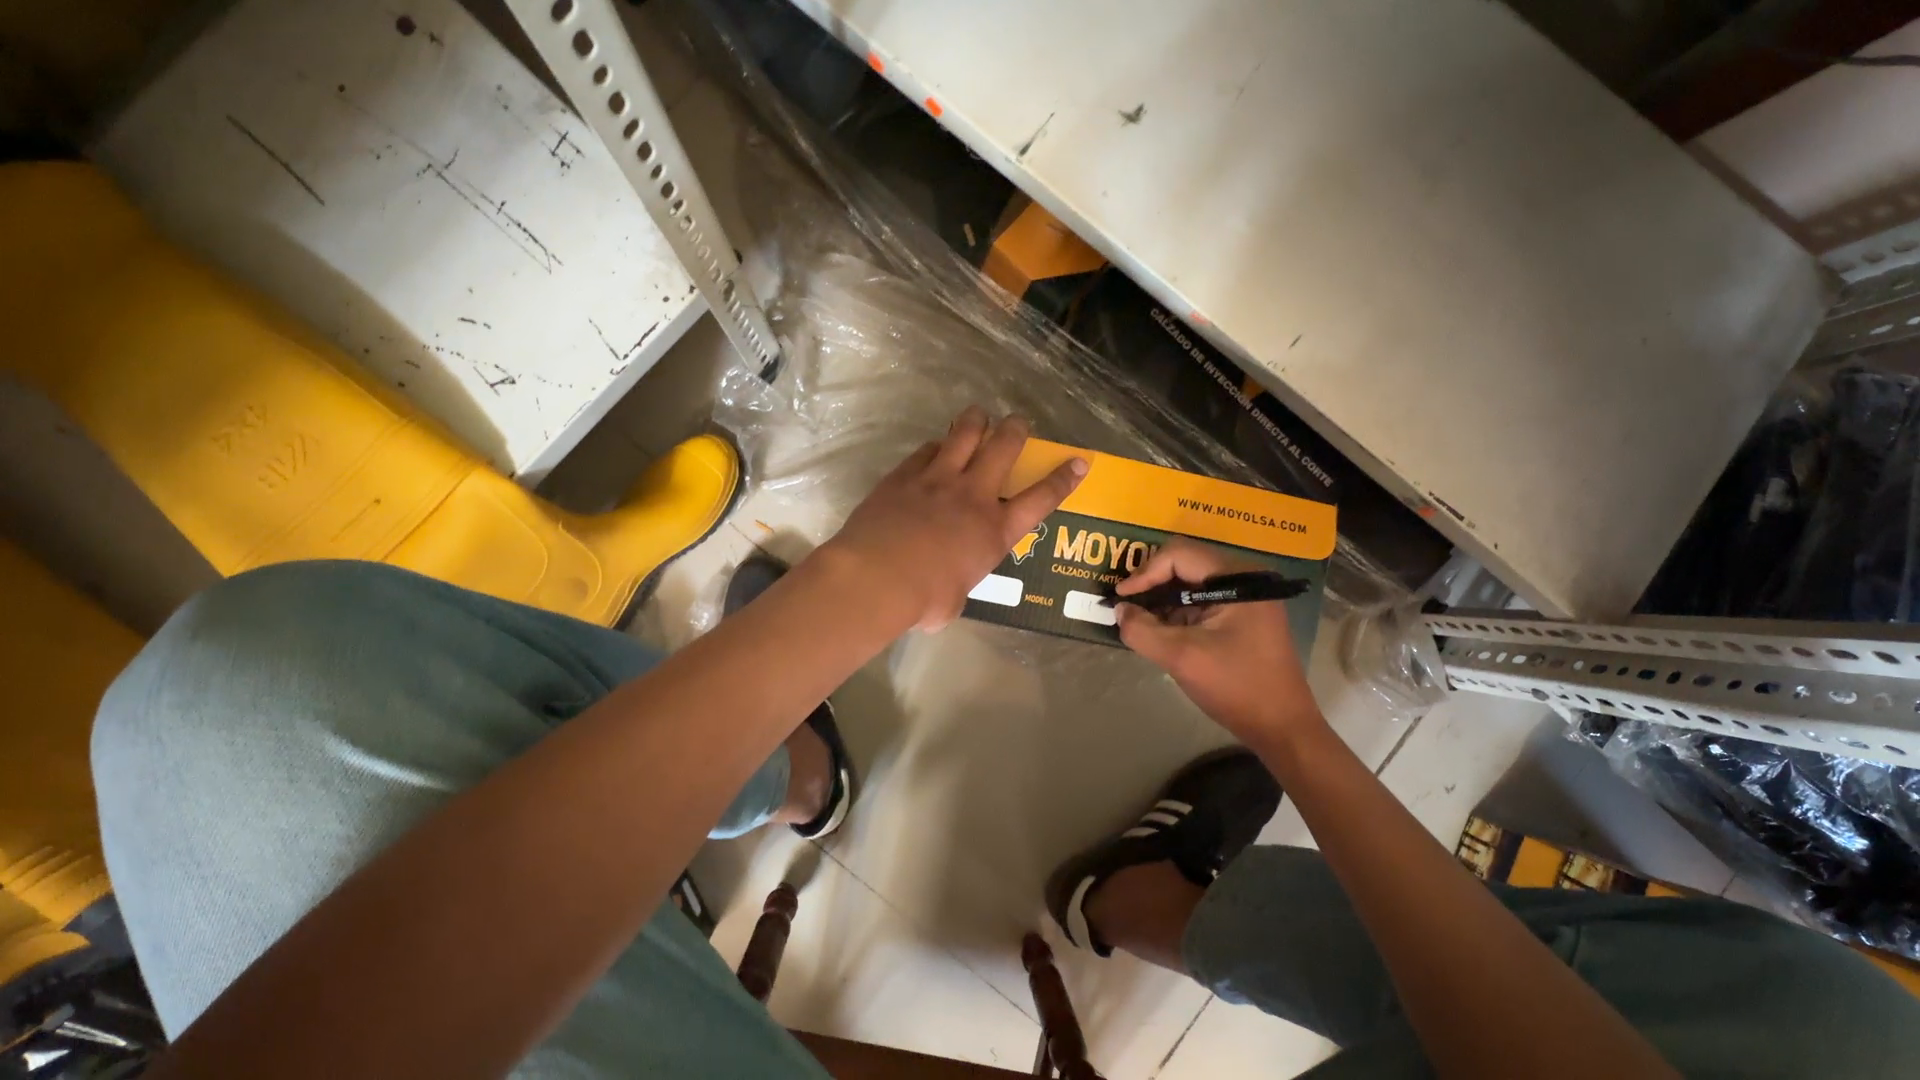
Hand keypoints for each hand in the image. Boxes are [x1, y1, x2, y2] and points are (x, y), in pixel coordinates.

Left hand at [820, 407, 1085, 630]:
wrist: (877, 577)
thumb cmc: (923, 600)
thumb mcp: (954, 601)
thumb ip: (957, 585)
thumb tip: (945, 591)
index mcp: (995, 530)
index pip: (1041, 498)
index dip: (1063, 478)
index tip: (1079, 461)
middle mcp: (973, 495)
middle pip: (1005, 446)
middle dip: (1017, 429)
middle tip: (1018, 423)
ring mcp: (938, 479)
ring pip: (965, 433)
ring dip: (976, 421)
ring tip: (979, 416)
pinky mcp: (905, 474)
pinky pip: (927, 449)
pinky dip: (936, 446)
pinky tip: (934, 449)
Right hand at [1115, 539, 1322, 744]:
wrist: (1282, 726)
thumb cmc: (1235, 686)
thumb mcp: (1181, 657)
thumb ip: (1143, 630)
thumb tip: (1120, 610)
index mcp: (1239, 578)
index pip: (1180, 555)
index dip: (1145, 573)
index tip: (1120, 597)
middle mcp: (1246, 578)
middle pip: (1186, 564)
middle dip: (1152, 583)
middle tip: (1126, 605)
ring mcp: (1248, 598)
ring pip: (1193, 583)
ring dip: (1164, 599)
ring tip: (1138, 619)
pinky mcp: (1244, 616)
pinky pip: (1203, 601)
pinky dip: (1179, 611)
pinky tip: (1160, 630)